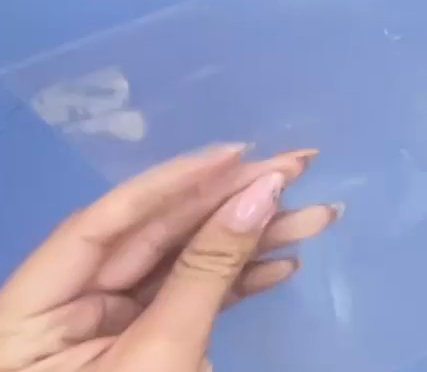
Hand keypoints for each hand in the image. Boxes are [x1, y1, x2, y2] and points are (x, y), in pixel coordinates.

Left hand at [0, 145, 335, 371]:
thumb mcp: (162, 351)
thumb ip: (209, 266)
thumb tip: (263, 188)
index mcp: (20, 321)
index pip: (100, 227)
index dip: (171, 182)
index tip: (242, 149)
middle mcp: (54, 317)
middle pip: (152, 239)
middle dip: (235, 203)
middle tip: (304, 168)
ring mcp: (98, 333)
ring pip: (184, 262)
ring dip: (256, 237)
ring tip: (321, 218)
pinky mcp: (139, 346)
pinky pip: (193, 294)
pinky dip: (243, 277)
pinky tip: (287, 265)